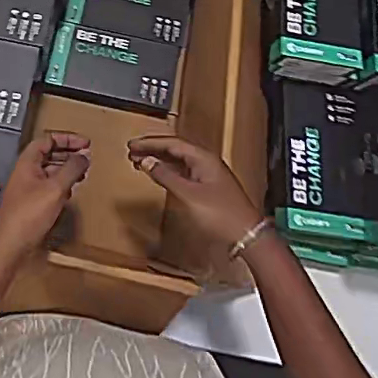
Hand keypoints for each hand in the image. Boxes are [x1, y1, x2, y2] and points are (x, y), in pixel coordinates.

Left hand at [0, 132, 89, 250]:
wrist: (10, 246)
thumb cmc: (28, 214)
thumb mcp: (55, 188)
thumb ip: (72, 168)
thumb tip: (85, 155)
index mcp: (28, 163)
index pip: (47, 139)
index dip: (67, 139)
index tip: (85, 144)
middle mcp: (27, 173)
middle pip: (49, 154)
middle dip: (69, 153)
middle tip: (87, 157)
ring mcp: (29, 189)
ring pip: (51, 172)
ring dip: (67, 170)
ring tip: (83, 173)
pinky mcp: (32, 205)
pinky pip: (50, 188)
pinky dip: (63, 185)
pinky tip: (72, 192)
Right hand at [127, 134, 264, 251]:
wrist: (245, 234)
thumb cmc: (221, 214)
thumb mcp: (188, 194)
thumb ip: (166, 176)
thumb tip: (147, 161)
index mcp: (203, 158)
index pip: (172, 143)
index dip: (150, 143)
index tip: (132, 144)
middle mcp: (206, 162)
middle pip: (175, 149)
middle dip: (153, 150)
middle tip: (132, 152)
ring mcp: (208, 175)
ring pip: (179, 161)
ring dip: (159, 160)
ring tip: (140, 162)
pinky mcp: (208, 188)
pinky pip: (184, 173)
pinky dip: (168, 172)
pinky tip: (160, 176)